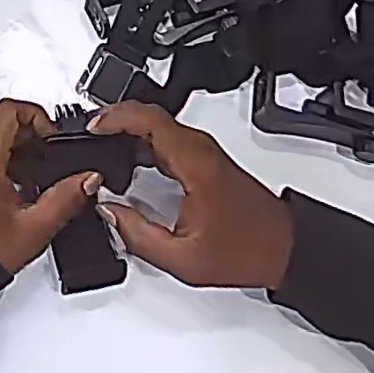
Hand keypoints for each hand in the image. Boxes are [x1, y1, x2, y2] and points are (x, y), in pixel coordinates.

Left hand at [0, 99, 99, 272]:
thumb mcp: (33, 227)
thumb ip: (66, 198)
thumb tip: (88, 180)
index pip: (12, 109)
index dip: (39, 117)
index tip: (53, 138)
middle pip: (8, 122)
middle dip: (36, 139)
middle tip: (54, 161)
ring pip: (1, 138)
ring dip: (25, 153)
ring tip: (41, 181)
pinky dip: (12, 163)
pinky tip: (24, 190)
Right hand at [89, 102, 292, 289]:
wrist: (284, 248)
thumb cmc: (247, 249)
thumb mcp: (184, 258)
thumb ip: (138, 235)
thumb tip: (108, 212)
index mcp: (195, 163)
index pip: (150, 120)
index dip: (116, 117)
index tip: (94, 127)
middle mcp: (198, 148)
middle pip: (150, 114)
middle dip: (114, 117)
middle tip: (89, 133)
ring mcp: (201, 150)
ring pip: (157, 122)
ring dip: (126, 125)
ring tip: (100, 141)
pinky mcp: (201, 156)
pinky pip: (165, 134)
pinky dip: (140, 136)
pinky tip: (125, 153)